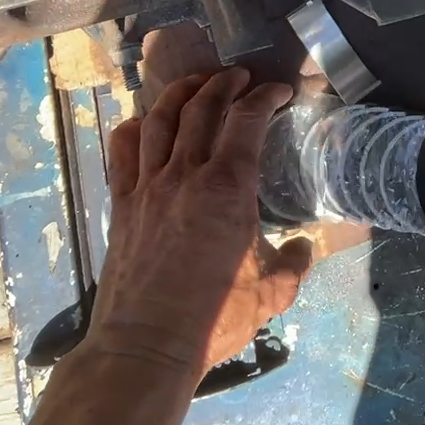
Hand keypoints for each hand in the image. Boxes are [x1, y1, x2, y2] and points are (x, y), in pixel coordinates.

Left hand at [77, 69, 313, 378]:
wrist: (145, 347)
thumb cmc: (215, 317)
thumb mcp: (272, 292)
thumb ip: (295, 262)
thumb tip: (303, 246)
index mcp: (228, 187)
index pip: (248, 119)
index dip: (265, 96)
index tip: (278, 91)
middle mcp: (186, 174)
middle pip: (202, 107)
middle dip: (224, 83)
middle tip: (239, 76)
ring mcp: (148, 186)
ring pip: (159, 119)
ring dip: (180, 93)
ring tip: (195, 84)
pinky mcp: (121, 204)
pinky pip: (122, 151)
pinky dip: (134, 126)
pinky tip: (144, 122)